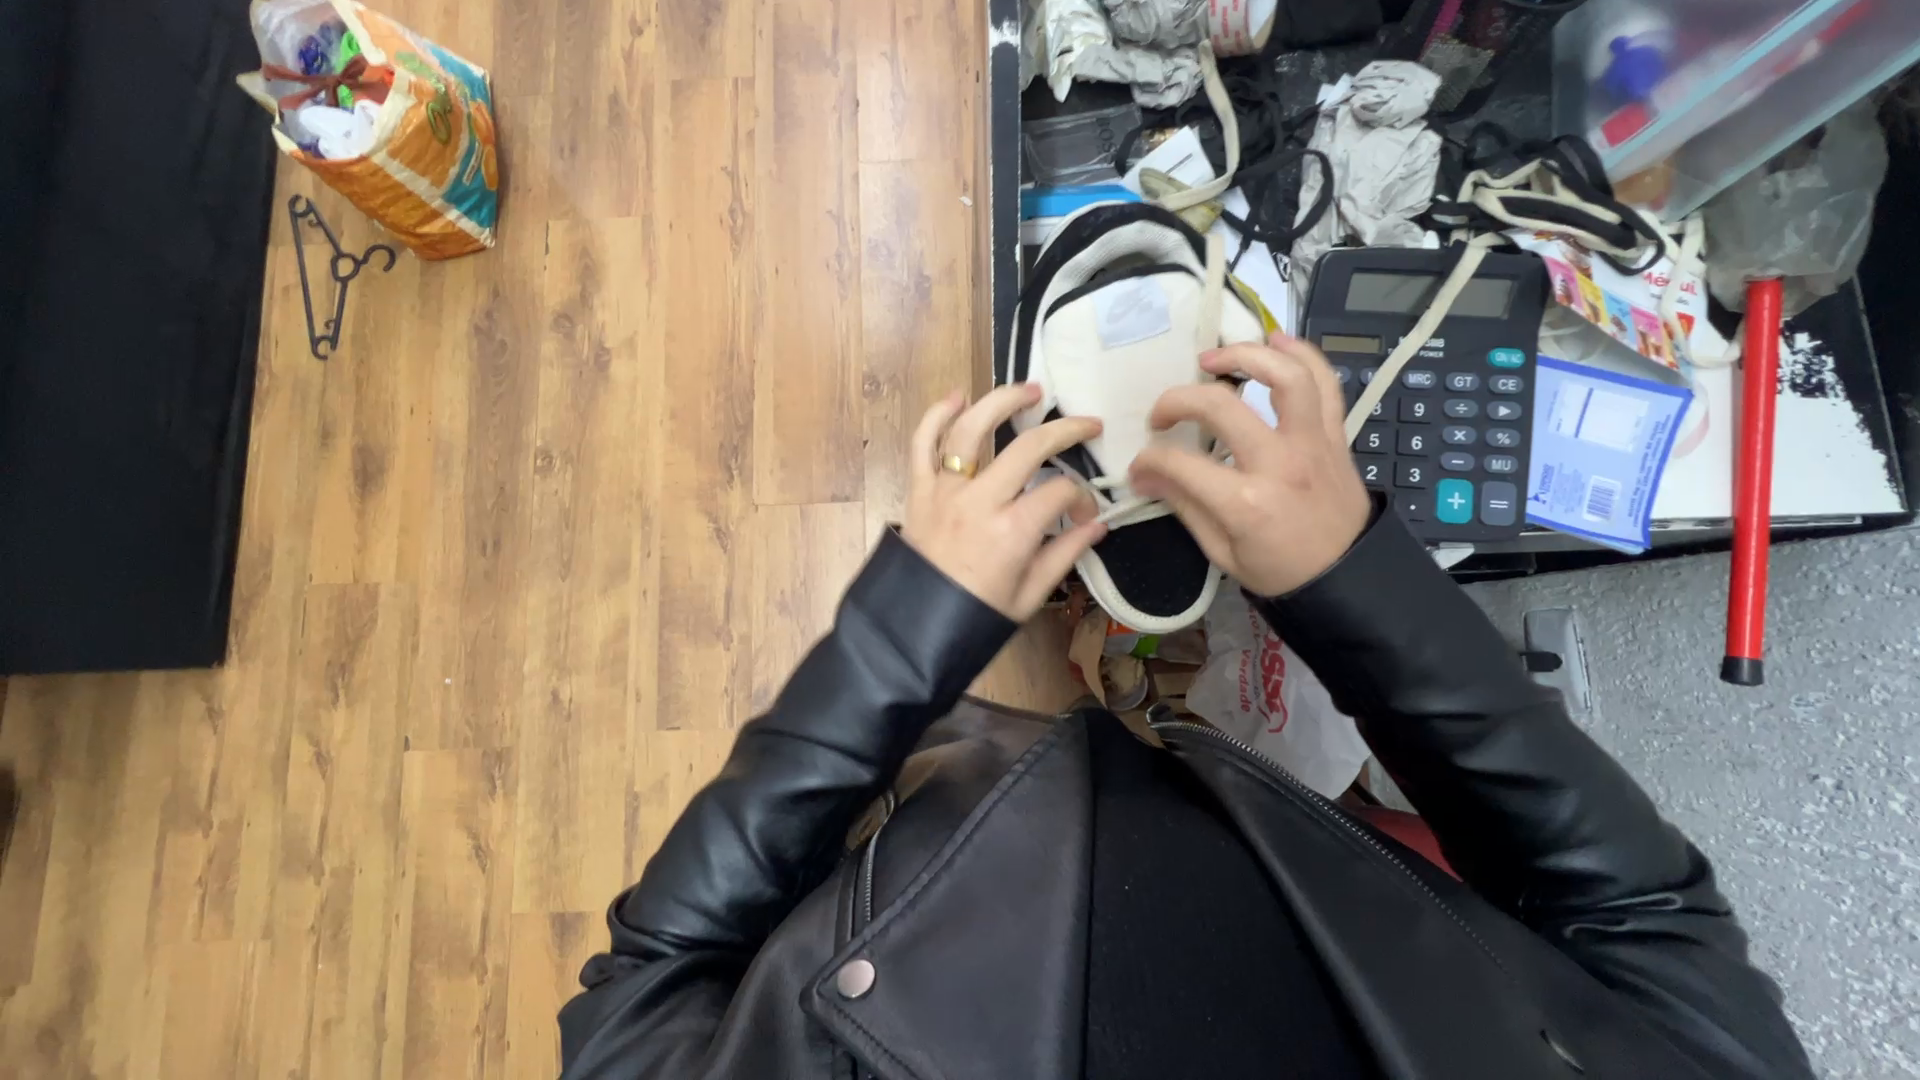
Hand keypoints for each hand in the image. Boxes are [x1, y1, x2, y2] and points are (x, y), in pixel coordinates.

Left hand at [902, 384, 1108, 619]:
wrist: (916, 631)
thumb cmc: (976, 617)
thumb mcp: (1030, 595)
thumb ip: (1064, 553)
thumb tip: (1097, 525)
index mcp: (1013, 530)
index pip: (1060, 491)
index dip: (1082, 497)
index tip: (1086, 513)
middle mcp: (979, 501)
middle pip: (1028, 447)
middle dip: (1065, 430)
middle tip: (1087, 423)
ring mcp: (945, 491)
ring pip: (972, 429)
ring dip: (1002, 401)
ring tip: (1030, 390)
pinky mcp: (918, 491)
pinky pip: (922, 444)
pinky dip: (936, 416)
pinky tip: (956, 398)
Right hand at [1129, 332, 1369, 596]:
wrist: (1349, 578)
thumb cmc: (1280, 571)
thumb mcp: (1222, 553)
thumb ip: (1185, 506)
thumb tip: (1146, 477)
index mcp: (1245, 502)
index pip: (1180, 463)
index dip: (1149, 460)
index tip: (1139, 467)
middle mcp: (1279, 463)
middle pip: (1221, 406)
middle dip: (1178, 400)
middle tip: (1162, 413)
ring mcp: (1312, 443)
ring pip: (1285, 376)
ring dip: (1245, 356)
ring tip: (1214, 359)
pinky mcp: (1334, 435)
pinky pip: (1325, 383)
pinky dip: (1302, 354)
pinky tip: (1275, 342)